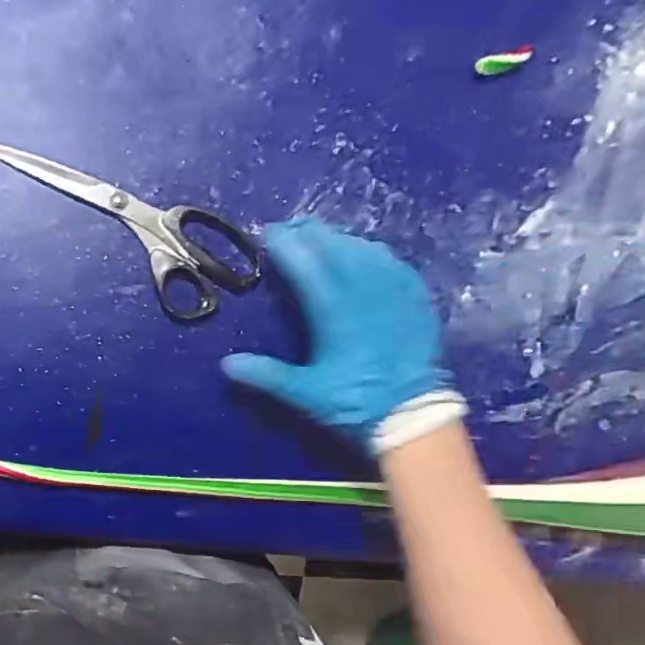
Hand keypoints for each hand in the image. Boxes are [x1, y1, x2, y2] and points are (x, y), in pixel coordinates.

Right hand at [220, 218, 462, 453]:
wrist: (411, 418)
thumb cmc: (354, 405)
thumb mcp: (304, 394)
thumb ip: (267, 376)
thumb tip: (228, 364)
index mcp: (336, 315)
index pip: (308, 267)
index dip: (286, 246)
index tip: (267, 234)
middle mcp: (367, 294)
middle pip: (337, 250)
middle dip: (311, 234)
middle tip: (290, 226)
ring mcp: (396, 294)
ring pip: (366, 251)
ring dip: (340, 239)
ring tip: (321, 236)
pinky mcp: (416, 300)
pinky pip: (393, 263)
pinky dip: (372, 252)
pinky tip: (364, 252)